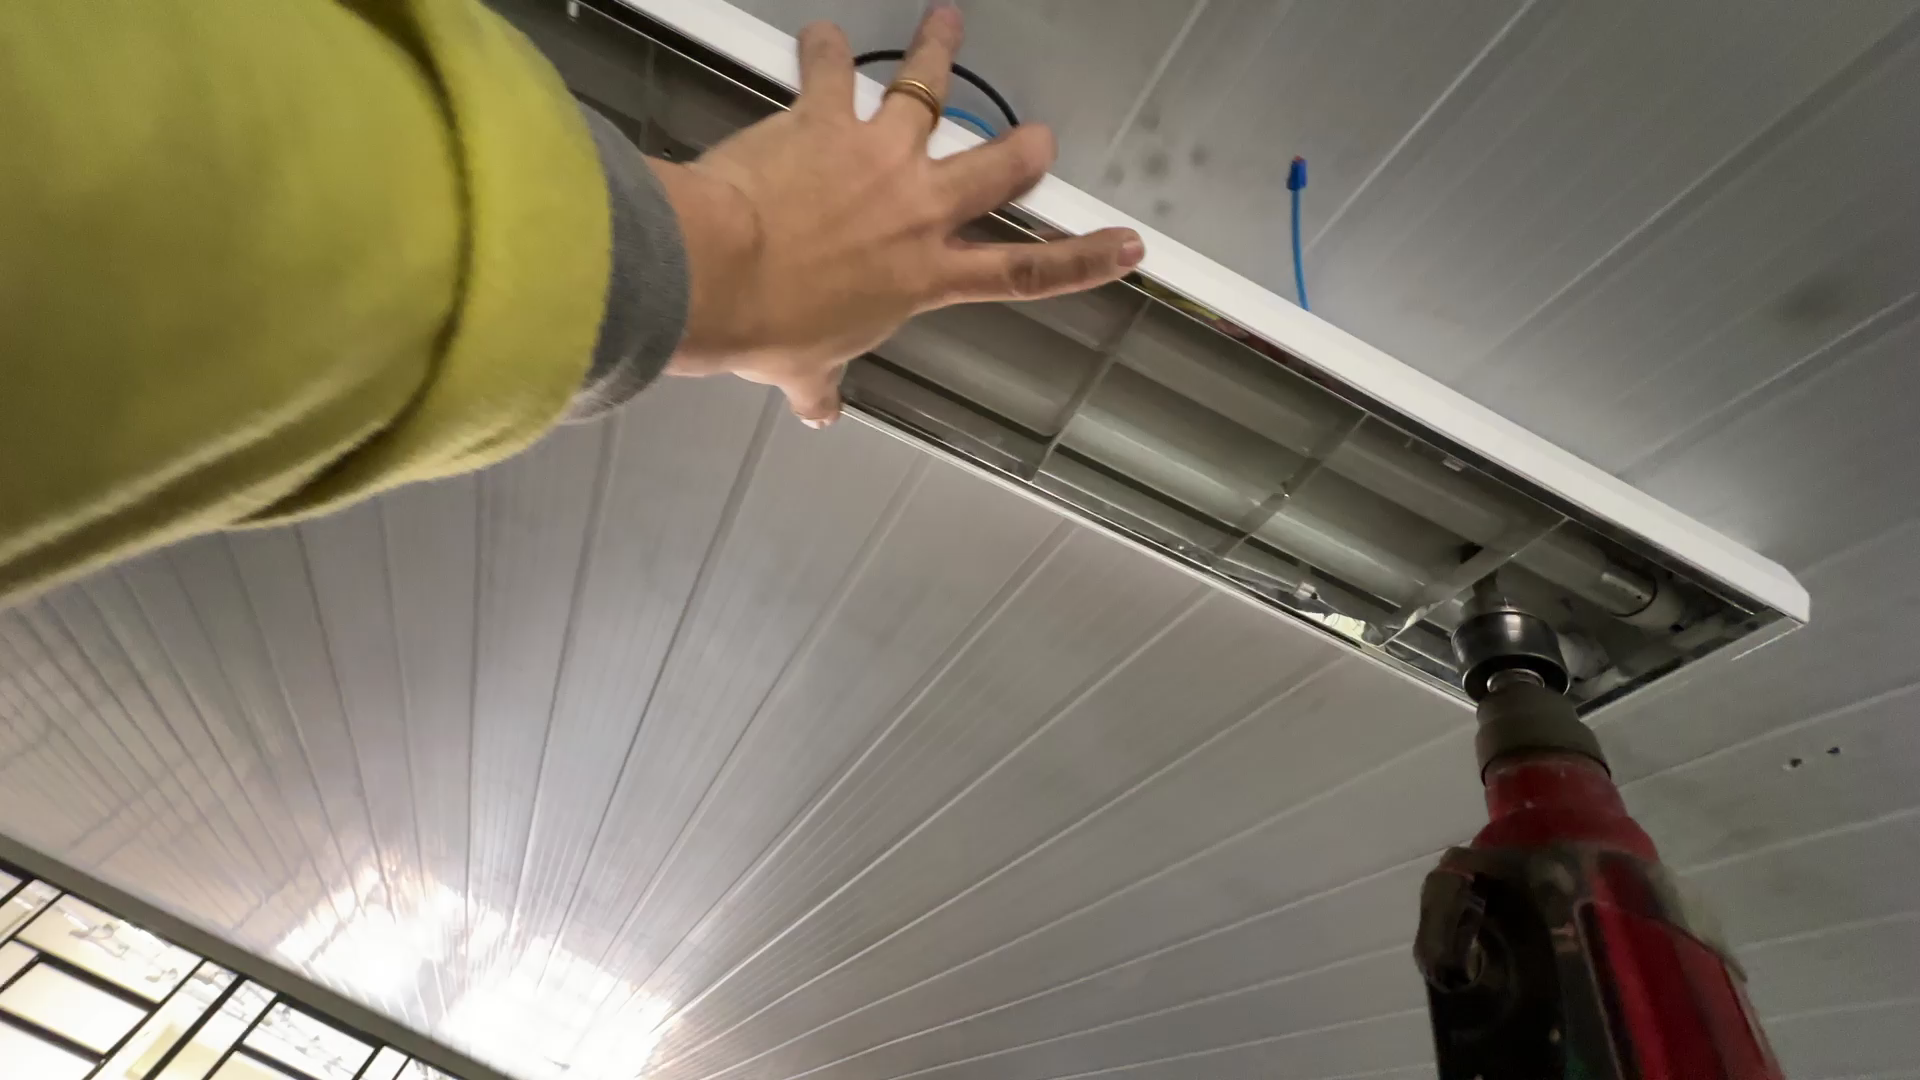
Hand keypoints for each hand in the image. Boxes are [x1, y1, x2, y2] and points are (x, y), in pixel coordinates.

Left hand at [650, 6, 1143, 427]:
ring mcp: (877, 155)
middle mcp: (918, 209)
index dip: (1082, 260)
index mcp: (926, 277)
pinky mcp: (825, 117)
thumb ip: (822, 391)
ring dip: (939, 52)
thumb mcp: (807, 371)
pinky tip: (820, 38)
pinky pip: (830, 68)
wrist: (719, 277)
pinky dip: (824, 51)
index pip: (1025, 272)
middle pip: (996, 167)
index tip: (1125, 245)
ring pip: (927, 89)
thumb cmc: (771, 331)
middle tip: (1039, 139)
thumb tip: (819, 414)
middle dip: (1023, 151)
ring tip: (949, 21)